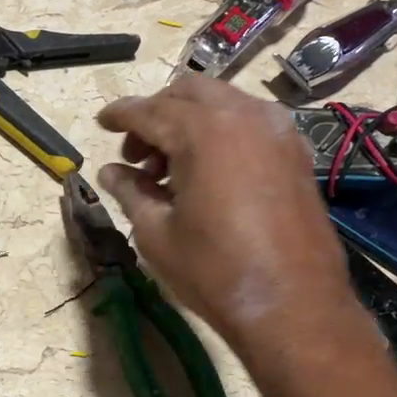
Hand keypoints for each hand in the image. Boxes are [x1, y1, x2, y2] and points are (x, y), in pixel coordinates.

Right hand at [95, 75, 364, 358]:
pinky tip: (205, 174)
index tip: (101, 123)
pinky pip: (248, 122)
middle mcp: (244, 116)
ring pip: (222, 103)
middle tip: (135, 156)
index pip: (150, 110)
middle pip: (189, 93)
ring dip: (188, 122)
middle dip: (156, 114)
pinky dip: (219, 133)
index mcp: (203, 132)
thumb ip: (131, 192)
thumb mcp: (156, 233)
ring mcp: (277, 131)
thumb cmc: (213, 271)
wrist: (291, 304)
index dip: (121, 115)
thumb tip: (111, 172)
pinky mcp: (295, 152)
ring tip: (168, 171)